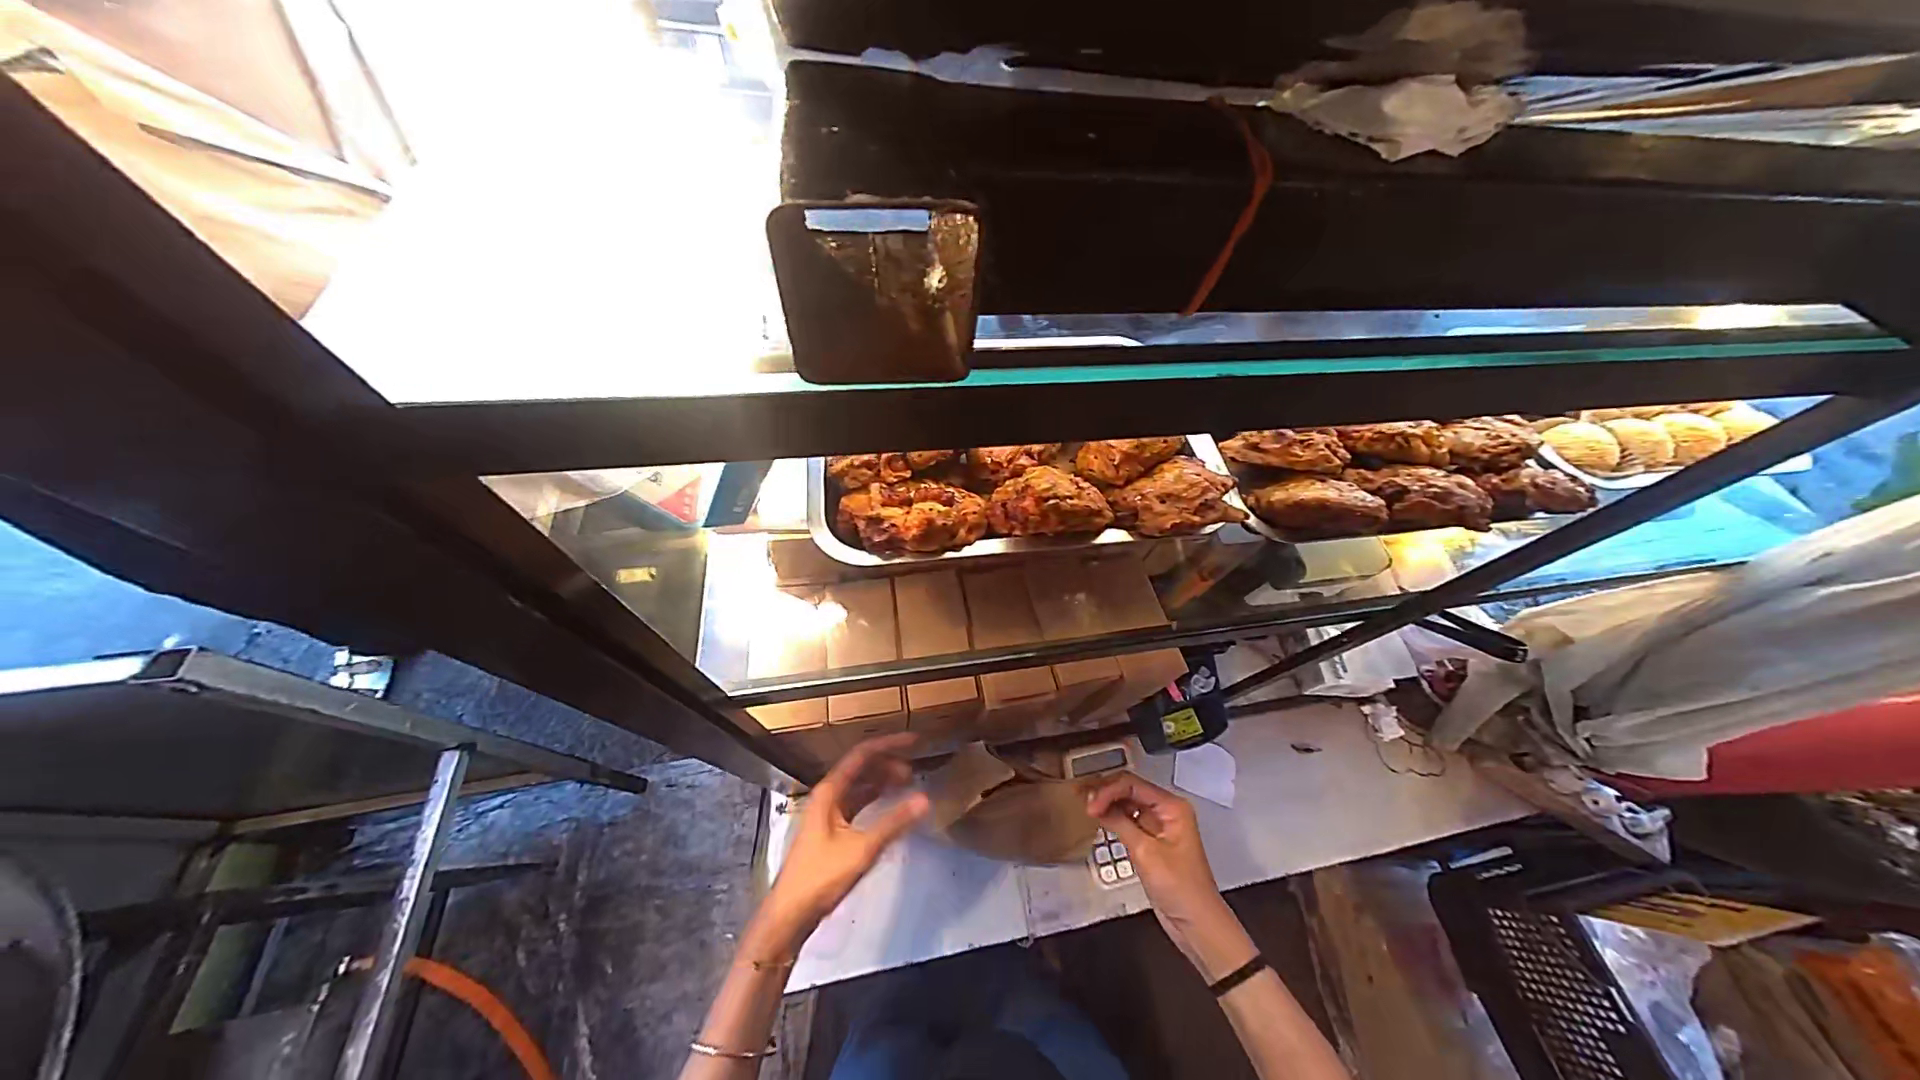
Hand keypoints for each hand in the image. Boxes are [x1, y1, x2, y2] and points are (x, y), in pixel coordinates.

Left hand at [760, 734, 929, 945]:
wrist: (790, 914)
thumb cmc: (821, 877)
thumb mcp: (862, 849)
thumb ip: (894, 823)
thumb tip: (924, 799)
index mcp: (829, 791)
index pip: (862, 755)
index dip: (889, 745)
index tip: (914, 742)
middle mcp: (827, 796)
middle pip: (860, 768)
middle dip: (888, 764)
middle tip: (915, 768)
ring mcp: (828, 814)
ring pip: (859, 787)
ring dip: (882, 782)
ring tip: (908, 784)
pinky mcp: (832, 831)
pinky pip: (858, 805)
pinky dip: (876, 801)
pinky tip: (891, 808)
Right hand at [1086, 773, 1255, 980]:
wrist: (1196, 923)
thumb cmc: (1182, 889)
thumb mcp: (1146, 853)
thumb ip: (1120, 823)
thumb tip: (1098, 805)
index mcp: (1172, 807)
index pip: (1132, 784)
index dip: (1107, 791)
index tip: (1090, 805)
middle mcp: (1167, 812)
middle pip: (1129, 789)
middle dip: (1105, 793)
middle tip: (1083, 799)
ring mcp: (1159, 826)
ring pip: (1127, 803)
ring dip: (1107, 804)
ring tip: (1087, 807)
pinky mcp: (1152, 841)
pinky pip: (1129, 820)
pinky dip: (1113, 818)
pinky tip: (1099, 819)